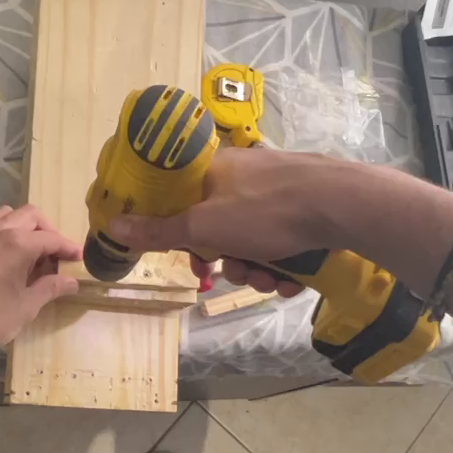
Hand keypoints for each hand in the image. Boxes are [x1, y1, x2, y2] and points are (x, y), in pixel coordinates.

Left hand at [0, 204, 80, 363]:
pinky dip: (6, 234)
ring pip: (7, 215)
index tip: (79, 258)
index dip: (68, 247)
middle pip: (30, 216)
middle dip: (48, 231)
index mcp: (17, 244)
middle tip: (56, 254)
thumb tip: (71, 282)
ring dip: (24, 227)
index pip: (50, 238)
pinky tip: (8, 259)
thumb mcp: (26, 306)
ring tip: (32, 252)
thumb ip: (50, 288)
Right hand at [105, 147, 363, 296]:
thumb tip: (110, 225)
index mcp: (213, 171)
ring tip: (272, 281)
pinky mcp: (304, 210)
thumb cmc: (266, 211)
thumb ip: (158, 231)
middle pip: (218, 230)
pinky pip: (281, 245)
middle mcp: (243, 178)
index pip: (181, 202)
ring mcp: (276, 193)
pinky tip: (294, 280)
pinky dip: (284, 267)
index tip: (194, 261)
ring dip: (258, 271)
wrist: (343, 206)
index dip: (182, 237)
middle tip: (236, 275)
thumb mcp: (204, 227)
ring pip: (252, 244)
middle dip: (228, 262)